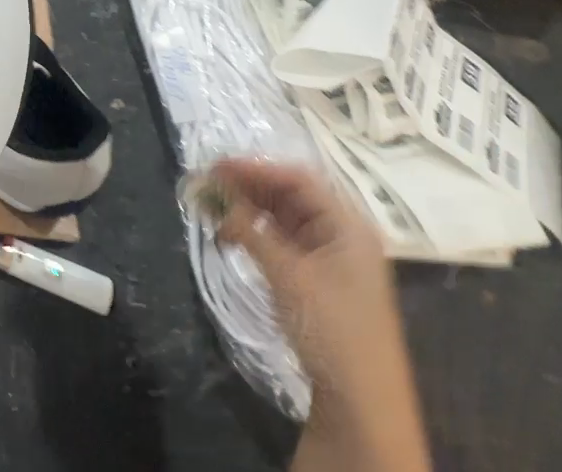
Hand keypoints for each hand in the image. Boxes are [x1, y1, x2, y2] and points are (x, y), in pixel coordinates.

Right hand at [211, 158, 429, 471]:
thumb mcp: (286, 273)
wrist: (359, 393)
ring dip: (246, 209)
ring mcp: (329, 256)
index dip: (255, 169)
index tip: (213, 167)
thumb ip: (249, 229)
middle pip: (290, 195)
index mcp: (347, 226)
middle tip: (203, 184)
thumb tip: (211, 193)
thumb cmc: (330, 326)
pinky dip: (253, 232)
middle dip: (246, 187)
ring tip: (208, 207)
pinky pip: (280, 240)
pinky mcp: (315, 277)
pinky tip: (228, 235)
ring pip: (282, 217)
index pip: (298, 179)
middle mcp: (341, 234)